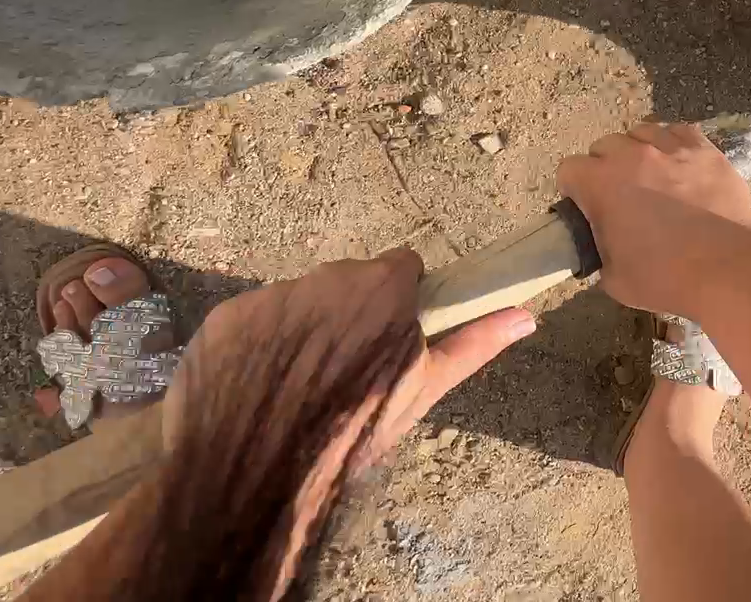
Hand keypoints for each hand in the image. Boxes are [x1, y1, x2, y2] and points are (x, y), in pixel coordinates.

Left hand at [165, 249, 532, 594]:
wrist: (250, 482)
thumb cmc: (354, 433)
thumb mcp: (423, 390)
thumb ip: (474, 343)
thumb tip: (527, 315)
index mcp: (383, 286)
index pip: (402, 266)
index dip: (402, 299)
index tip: (394, 334)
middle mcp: (328, 276)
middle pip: (350, 279)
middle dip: (353, 309)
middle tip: (348, 364)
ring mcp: (271, 294)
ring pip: (302, 296)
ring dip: (306, 323)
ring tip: (299, 380)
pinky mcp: (223, 317)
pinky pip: (253, 316)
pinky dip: (259, 340)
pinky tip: (256, 382)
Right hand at [557, 122, 750, 316]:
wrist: (730, 268)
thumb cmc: (667, 277)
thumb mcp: (614, 278)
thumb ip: (600, 250)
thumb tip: (604, 244)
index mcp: (602, 183)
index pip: (570, 169)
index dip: (574, 188)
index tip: (586, 206)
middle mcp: (633, 155)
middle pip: (605, 145)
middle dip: (605, 167)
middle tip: (619, 195)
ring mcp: (671, 147)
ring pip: (642, 133)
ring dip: (638, 151)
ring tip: (650, 176)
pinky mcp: (705, 148)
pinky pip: (678, 132)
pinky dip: (672, 143)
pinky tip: (678, 164)